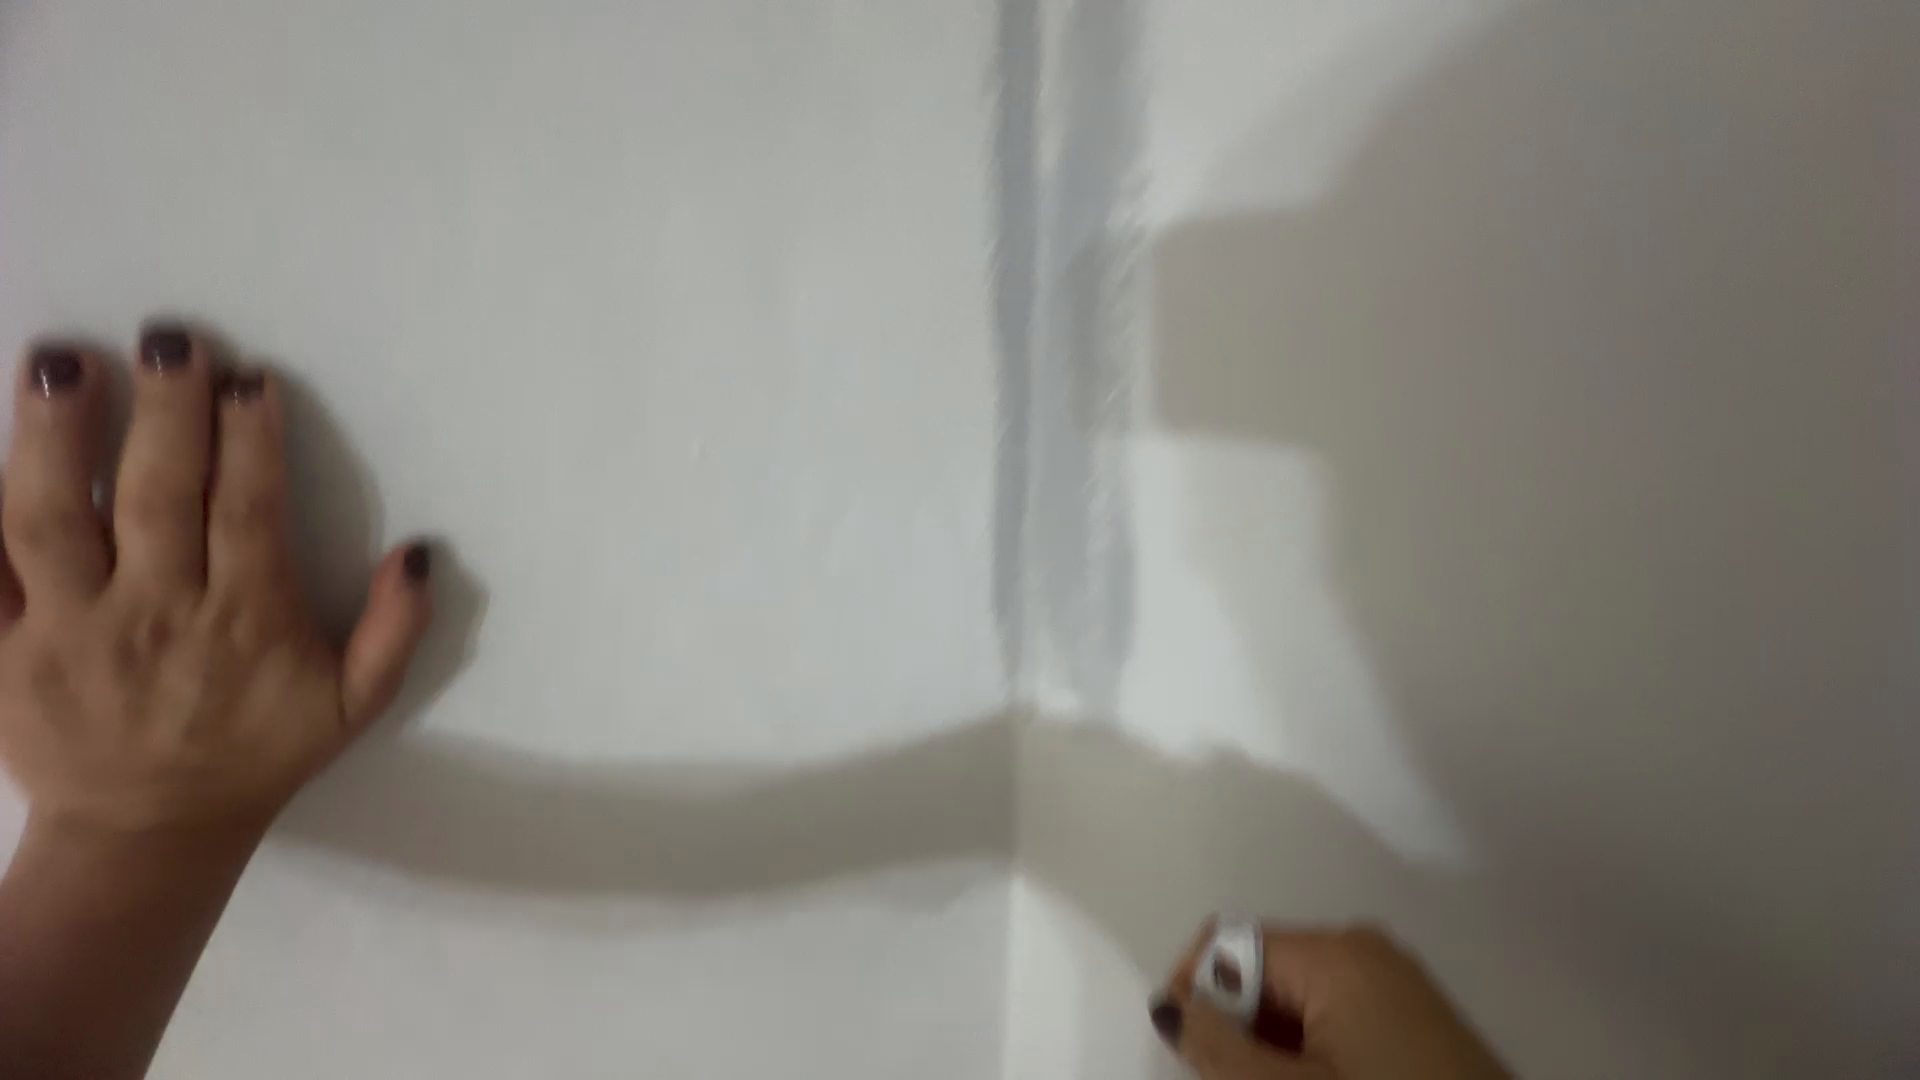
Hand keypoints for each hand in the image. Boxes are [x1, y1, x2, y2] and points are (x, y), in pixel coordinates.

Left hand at [0, 323, 431, 835]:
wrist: (151, 827)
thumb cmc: (267, 748)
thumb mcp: (361, 700)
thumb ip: (397, 628)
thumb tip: (416, 553)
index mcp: (246, 619)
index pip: (248, 511)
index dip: (251, 441)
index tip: (251, 380)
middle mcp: (156, 611)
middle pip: (155, 496)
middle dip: (165, 412)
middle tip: (169, 341)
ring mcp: (64, 628)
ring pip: (47, 518)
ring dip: (53, 437)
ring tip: (60, 363)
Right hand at [1152, 921, 1511, 1079]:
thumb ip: (1221, 1050)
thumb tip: (1167, 1005)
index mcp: (1334, 952)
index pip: (1230, 944)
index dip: (1195, 990)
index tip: (1188, 1052)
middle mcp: (1363, 948)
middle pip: (1263, 969)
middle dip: (1235, 1025)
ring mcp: (1396, 980)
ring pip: (1297, 996)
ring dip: (1270, 1043)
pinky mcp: (1417, 1016)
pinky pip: (1336, 1012)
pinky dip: (1311, 1048)